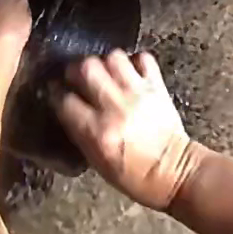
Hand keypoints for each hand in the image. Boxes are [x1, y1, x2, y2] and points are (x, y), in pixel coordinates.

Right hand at [54, 49, 202, 210]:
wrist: (175, 174)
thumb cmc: (134, 176)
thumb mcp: (97, 162)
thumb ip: (80, 131)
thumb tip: (65, 106)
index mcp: (97, 132)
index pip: (65, 99)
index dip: (57, 93)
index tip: (57, 91)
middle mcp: (115, 107)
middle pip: (86, 67)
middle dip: (76, 68)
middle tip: (78, 76)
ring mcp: (137, 93)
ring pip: (112, 57)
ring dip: (105, 61)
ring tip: (105, 72)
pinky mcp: (156, 86)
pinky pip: (142, 58)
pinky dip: (134, 60)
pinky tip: (129, 72)